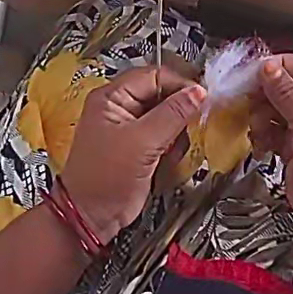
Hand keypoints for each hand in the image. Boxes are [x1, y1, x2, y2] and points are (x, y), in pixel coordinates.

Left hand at [57, 67, 204, 243]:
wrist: (91, 217)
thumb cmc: (103, 179)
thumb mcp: (142, 142)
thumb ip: (172, 114)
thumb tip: (197, 92)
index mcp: (112, 97)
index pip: (154, 75)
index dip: (179, 85)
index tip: (200, 98)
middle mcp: (120, 108)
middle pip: (162, 94)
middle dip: (179, 111)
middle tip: (190, 126)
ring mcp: (130, 128)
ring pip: (167, 116)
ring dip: (177, 131)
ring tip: (173, 149)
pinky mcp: (139, 147)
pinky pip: (165, 136)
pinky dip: (172, 146)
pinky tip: (168, 159)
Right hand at [251, 55, 292, 281]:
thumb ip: (288, 93)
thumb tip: (268, 67)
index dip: (282, 66)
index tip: (256, 70)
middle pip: (288, 87)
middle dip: (267, 92)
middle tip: (247, 96)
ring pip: (276, 108)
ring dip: (261, 114)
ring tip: (257, 125)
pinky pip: (271, 129)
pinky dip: (262, 132)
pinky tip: (260, 141)